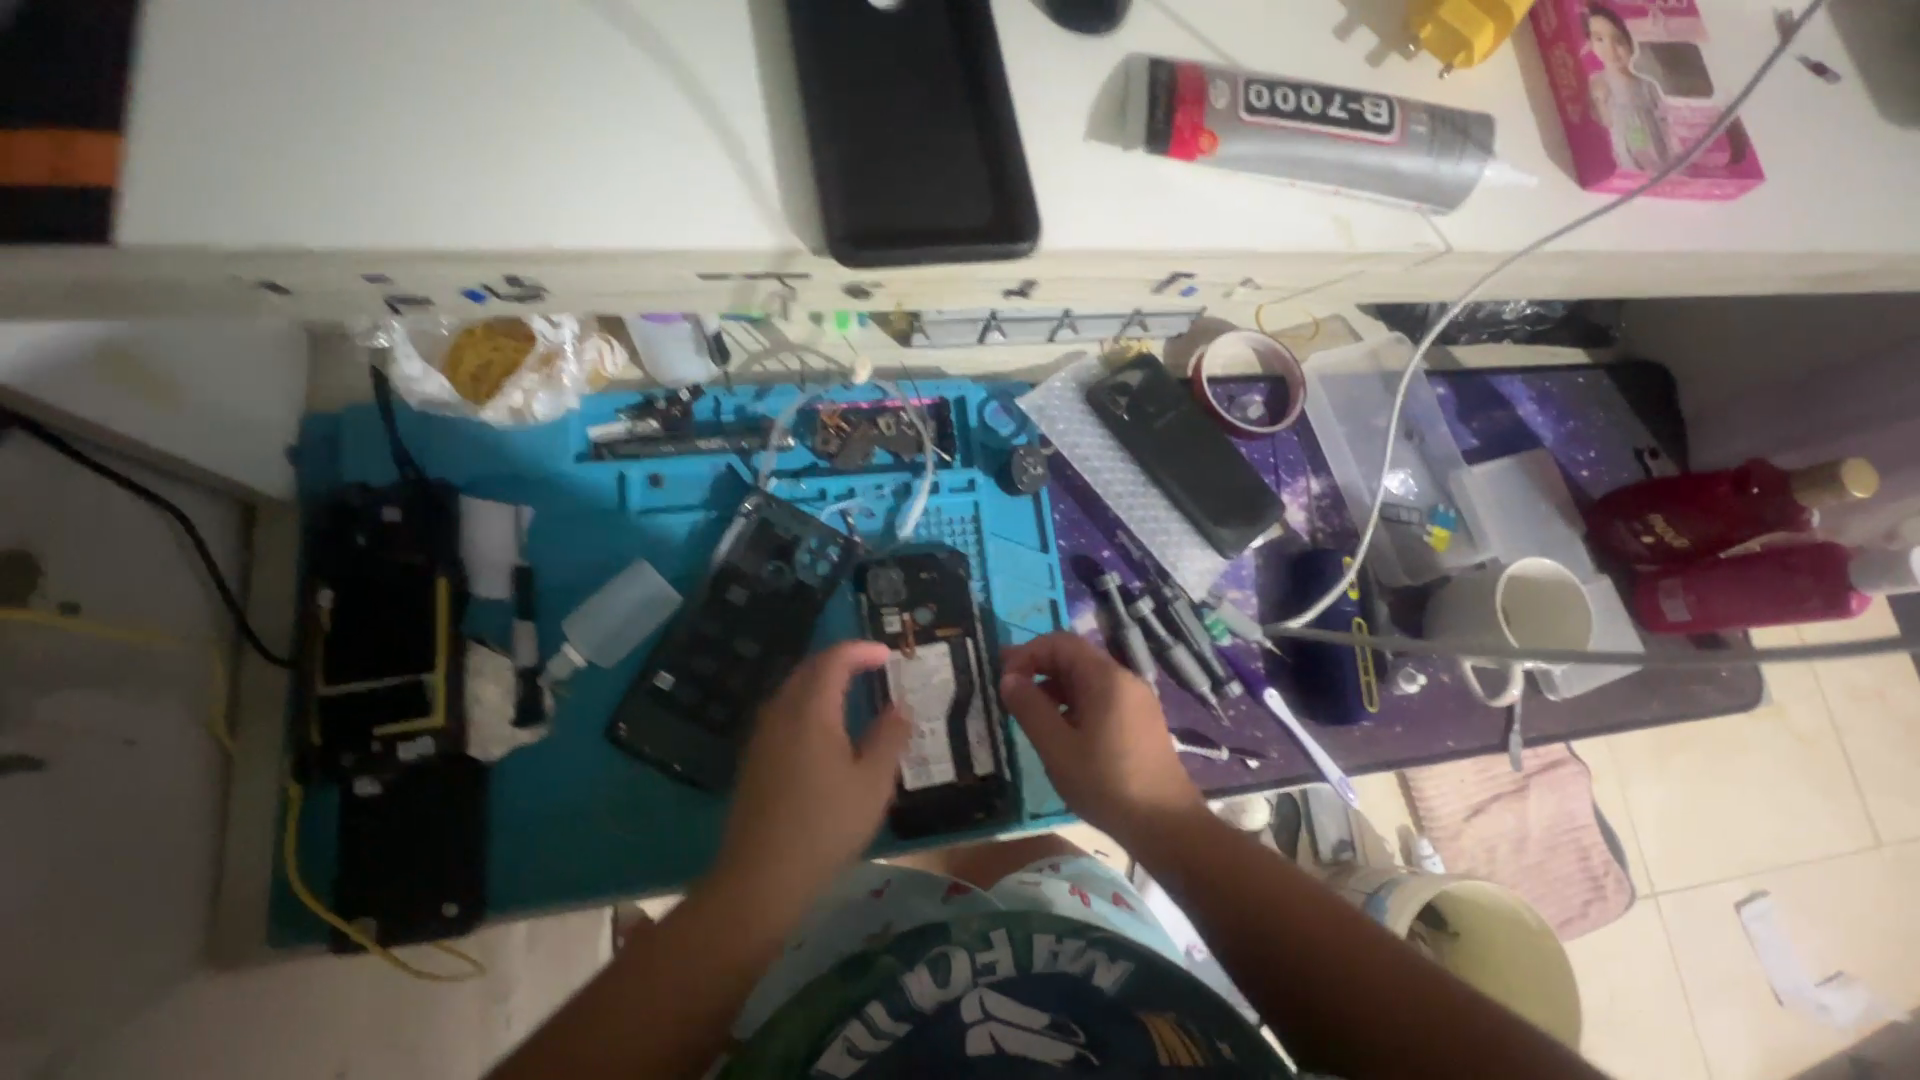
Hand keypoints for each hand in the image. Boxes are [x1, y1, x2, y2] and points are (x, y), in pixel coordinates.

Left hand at [717, 641, 910, 898]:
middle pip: (808, 670)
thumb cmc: (825, 826)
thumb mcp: (872, 784)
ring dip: (821, 682)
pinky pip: (783, 714)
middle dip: (840, 661)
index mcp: (811, 712)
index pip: (833, 661)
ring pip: (791, 691)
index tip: (888, 654)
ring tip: (852, 692)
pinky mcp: (754, 760)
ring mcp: (762, 737)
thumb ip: (889, 739)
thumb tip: (900, 708)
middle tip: (871, 666)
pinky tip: (824, 730)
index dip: (861, 651)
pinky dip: (807, 705)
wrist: (762, 876)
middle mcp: (780, 714)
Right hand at [999, 632, 1204, 842]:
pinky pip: (1101, 699)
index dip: (1028, 653)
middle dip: (1039, 667)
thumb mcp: (1057, 748)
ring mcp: (1137, 702)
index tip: (1003, 677)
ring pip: (1088, 680)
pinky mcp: (1141, 722)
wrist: (1166, 825)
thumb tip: (1008, 679)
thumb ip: (1030, 708)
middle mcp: (1125, 680)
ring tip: (1029, 714)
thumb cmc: (1107, 784)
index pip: (1061, 643)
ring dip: (1055, 688)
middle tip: (1008, 691)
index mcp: (1106, 678)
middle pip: (1076, 658)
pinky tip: (1061, 732)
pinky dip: (1074, 704)